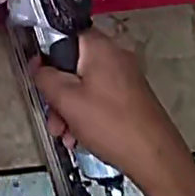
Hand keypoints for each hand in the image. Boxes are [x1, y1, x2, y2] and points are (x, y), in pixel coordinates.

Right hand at [32, 28, 191, 190]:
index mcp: (99, 47)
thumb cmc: (112, 124)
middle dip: (57, 92)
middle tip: (53, 115)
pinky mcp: (130, 97)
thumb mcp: (67, 100)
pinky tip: (80, 138)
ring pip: (84, 84)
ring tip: (65, 134)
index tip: (39, 77)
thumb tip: (37, 66)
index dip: (47, 55)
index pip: (63, 35)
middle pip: (73, 64)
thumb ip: (45, 77)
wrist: (157, 160)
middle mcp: (114, 56)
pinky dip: (86, 113)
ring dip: (69, 108)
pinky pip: (98, 97)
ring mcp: (124, 77)